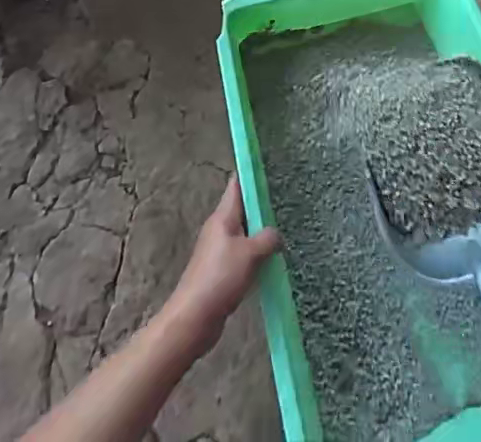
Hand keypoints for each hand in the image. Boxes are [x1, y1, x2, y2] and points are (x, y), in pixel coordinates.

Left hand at [160, 177, 281, 357]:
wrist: (194, 318)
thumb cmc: (220, 278)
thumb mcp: (250, 254)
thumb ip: (267, 238)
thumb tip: (275, 234)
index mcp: (223, 217)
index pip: (237, 184)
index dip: (251, 172)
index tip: (269, 162)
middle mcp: (220, 229)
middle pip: (242, 207)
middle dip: (262, 201)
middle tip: (286, 194)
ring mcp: (219, 250)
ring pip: (244, 231)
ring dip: (261, 229)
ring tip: (285, 225)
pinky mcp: (222, 270)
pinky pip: (243, 252)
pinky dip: (257, 251)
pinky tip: (271, 258)